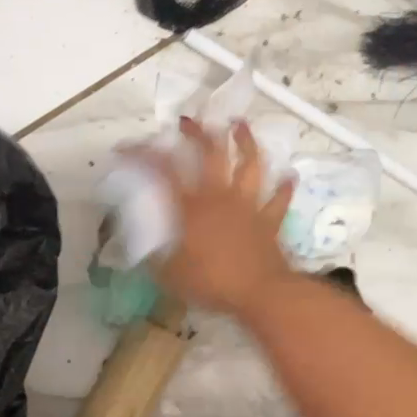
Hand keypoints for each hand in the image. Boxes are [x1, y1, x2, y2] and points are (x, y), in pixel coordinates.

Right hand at [138, 119, 297, 316]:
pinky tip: (289, 176)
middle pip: (211, 154)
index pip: (162, 171)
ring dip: (246, 142)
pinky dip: (284, 187)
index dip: (143, 154)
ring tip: (240, 125)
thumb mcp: (169, 275)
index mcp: (190, 208)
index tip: (126, 148)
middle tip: (190, 122)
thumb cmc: (212, 283)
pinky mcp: (270, 220)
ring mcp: (249, 206)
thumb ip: (155, 259)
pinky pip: (279, 199)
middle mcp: (220, 197)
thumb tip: (142, 251)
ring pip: (250, 165)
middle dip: (198, 133)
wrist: (262, 294)